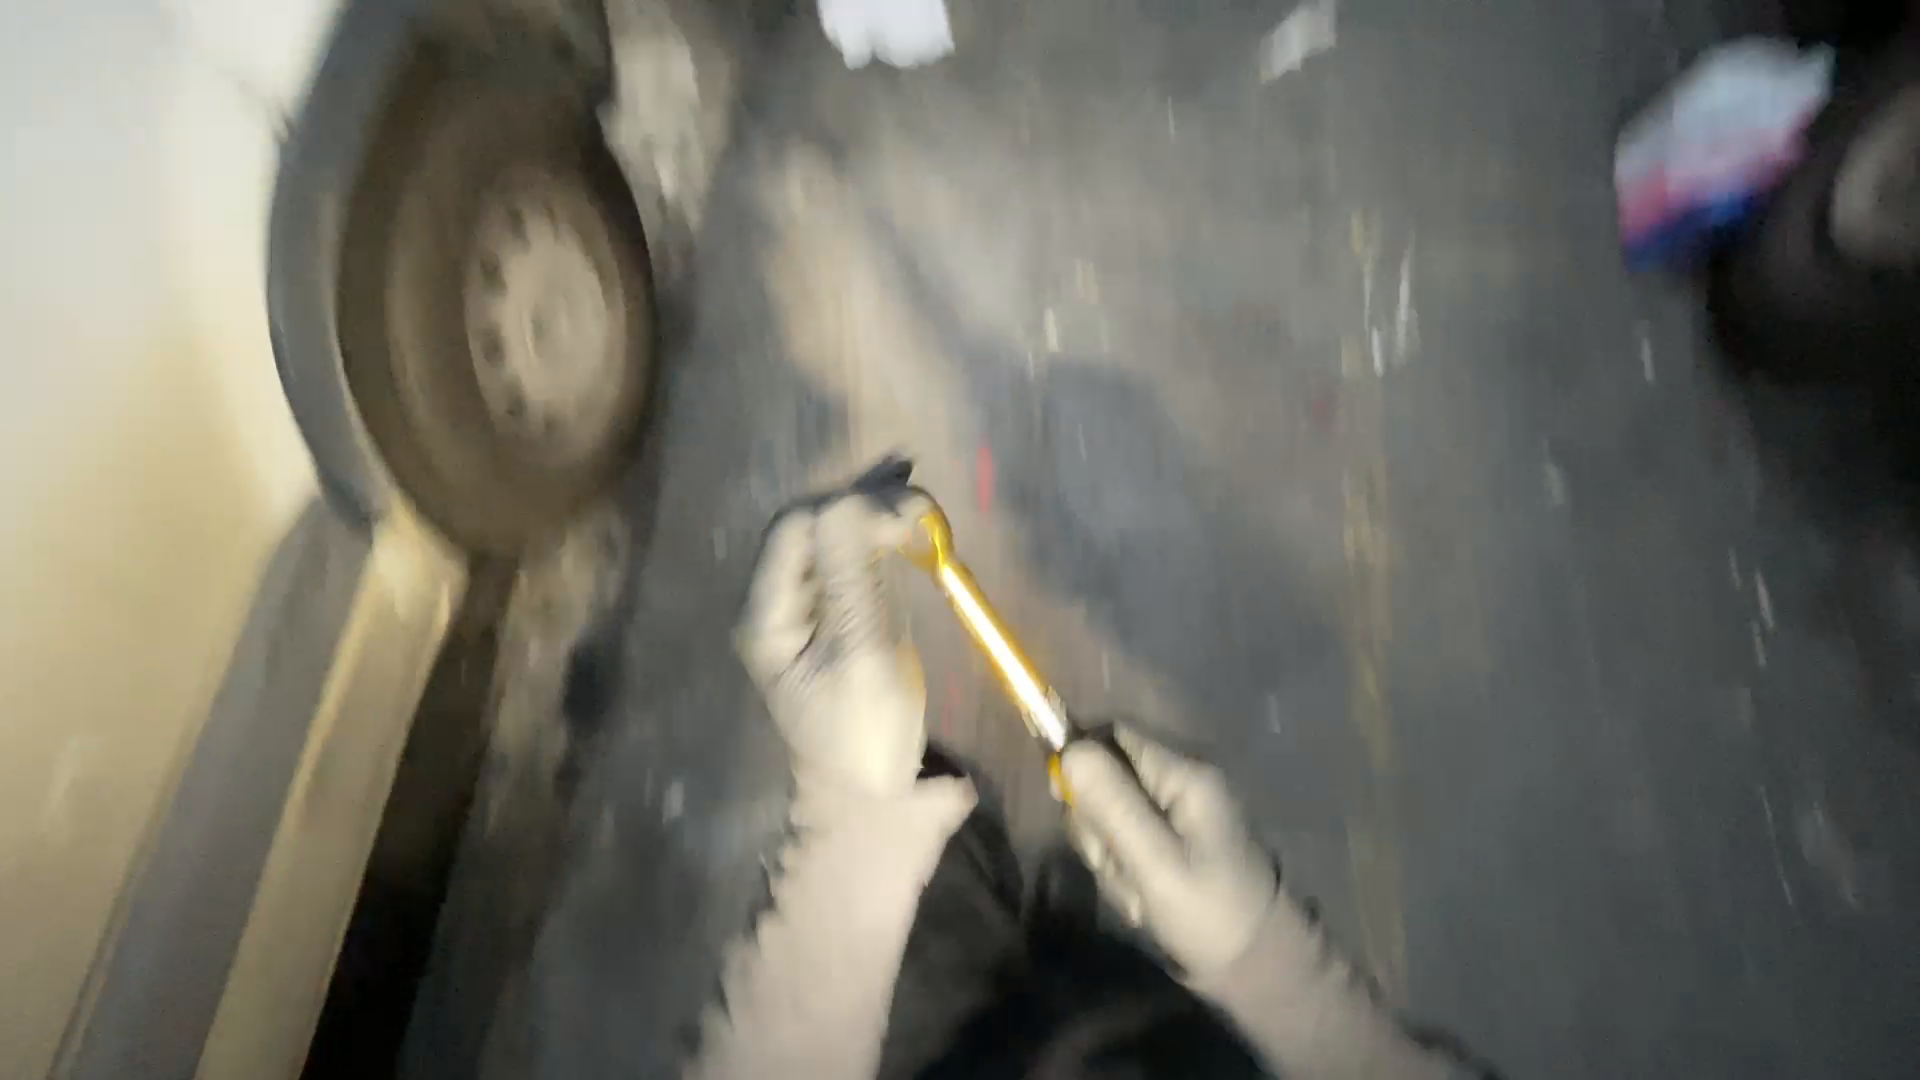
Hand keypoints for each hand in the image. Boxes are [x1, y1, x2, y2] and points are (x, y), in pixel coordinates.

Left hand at [737, 485, 933, 798]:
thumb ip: (850, 578)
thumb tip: (848, 501)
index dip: (845, 511)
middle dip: (866, 507)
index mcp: (767, 614)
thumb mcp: (860, 656)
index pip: (793, 531)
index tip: (902, 524)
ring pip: (837, 533)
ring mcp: (810, 601)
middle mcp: (780, 599)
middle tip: (921, 515)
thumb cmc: (863, 731)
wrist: (871, 789)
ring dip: (878, 512)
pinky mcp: (841, 606)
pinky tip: (912, 515)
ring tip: (922, 509)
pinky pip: (856, 555)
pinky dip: (885, 532)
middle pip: (813, 525)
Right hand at [1061, 726, 1279, 977]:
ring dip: (1109, 855)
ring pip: (1109, 815)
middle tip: (1111, 864)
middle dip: (1097, 824)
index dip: (1082, 762)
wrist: (1256, 970)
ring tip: (1135, 893)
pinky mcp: (1170, 841)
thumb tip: (1069, 750)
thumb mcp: (1156, 863)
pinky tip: (1141, 900)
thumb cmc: (1208, 912)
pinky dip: (1123, 870)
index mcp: (1183, 775)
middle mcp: (1179, 784)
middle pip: (1106, 778)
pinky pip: (1124, 841)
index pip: (1113, 737)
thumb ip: (1113, 806)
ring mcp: (1175, 813)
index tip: (1064, 800)